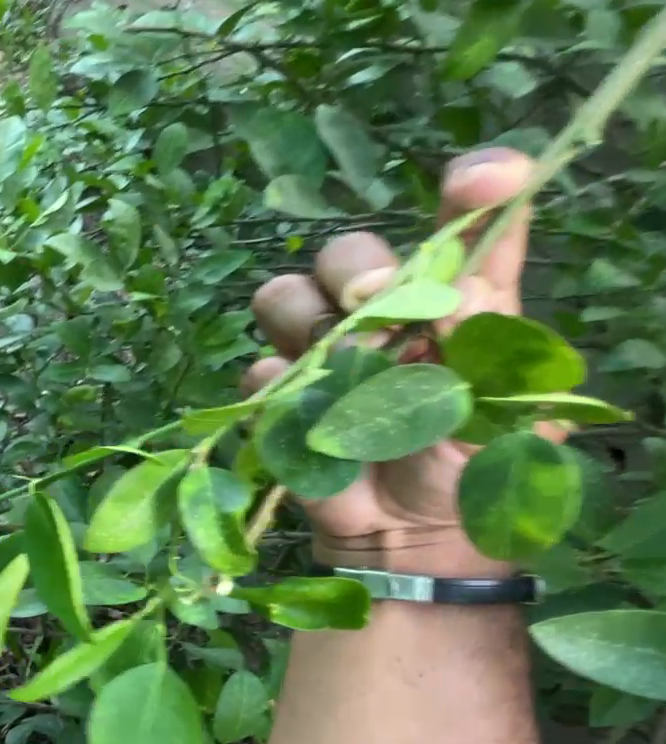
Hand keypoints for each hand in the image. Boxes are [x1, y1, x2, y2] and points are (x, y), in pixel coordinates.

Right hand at [246, 147, 537, 578]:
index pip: (469, 225)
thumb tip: (460, 286)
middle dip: (356, 272)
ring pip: (283, 295)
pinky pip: (259, 366)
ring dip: (304, 321)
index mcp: (459, 305)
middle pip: (345, 251)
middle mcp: (383, 317)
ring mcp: (320, 356)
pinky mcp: (277, 397)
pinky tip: (304, 411)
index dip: (476, 187)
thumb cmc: (473, 472)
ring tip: (336, 366)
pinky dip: (278, 383)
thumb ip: (490, 345)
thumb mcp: (512, 410)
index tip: (477, 178)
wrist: (408, 538)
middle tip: (370, 307)